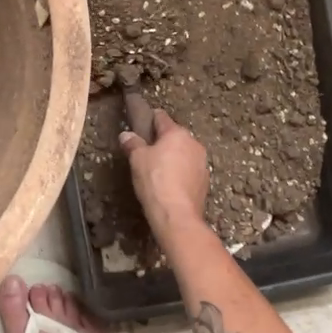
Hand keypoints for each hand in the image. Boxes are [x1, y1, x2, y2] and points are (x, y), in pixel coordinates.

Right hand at [118, 110, 208, 234]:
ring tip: (157, 168)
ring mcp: (202, 163)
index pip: (162, 118)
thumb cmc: (155, 180)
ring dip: (173, 156)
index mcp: (177, 134)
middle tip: (146, 149)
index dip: (151, 118)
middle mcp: (194, 144)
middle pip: (175, 136)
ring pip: (184, 153)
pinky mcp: (205, 181)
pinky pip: (189, 170)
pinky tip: (169, 183)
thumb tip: (126, 135)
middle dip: (163, 140)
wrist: (176, 214)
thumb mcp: (137, 159)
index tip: (143, 121)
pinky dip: (180, 172)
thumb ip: (132, 144)